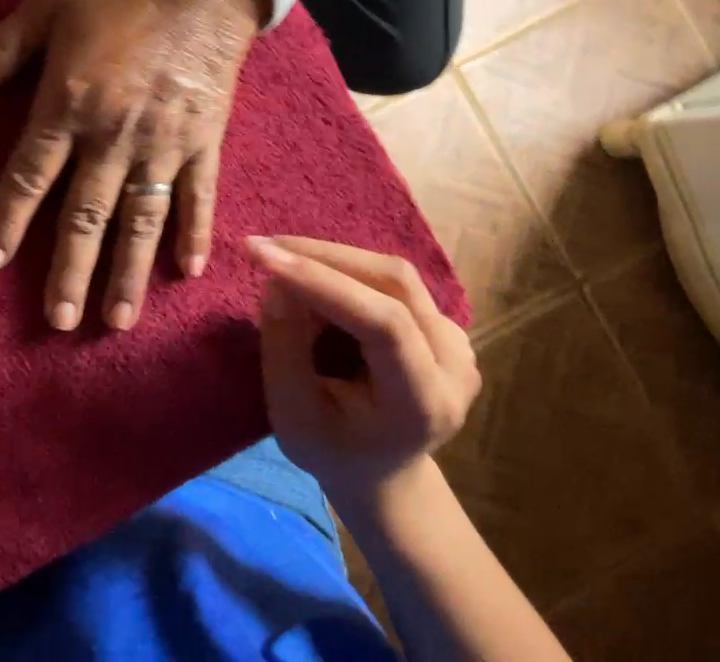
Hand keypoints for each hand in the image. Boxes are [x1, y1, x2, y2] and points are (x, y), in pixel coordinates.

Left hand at [0, 0, 268, 331]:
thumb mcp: (45, 3)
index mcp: (69, 103)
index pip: (29, 177)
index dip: (6, 222)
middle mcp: (115, 136)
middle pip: (85, 216)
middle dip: (68, 272)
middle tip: (55, 323)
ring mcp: (165, 143)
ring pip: (140, 222)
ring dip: (126, 274)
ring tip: (114, 322)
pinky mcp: (206, 139)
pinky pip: (198, 196)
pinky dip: (193, 234)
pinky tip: (188, 273)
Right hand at [245, 235, 480, 501]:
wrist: (379, 470)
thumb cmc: (330, 451)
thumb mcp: (291, 414)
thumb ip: (285, 349)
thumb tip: (277, 282)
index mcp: (424, 403)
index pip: (384, 324)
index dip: (322, 282)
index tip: (262, 256)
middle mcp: (456, 365)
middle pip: (393, 283)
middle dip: (321, 258)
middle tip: (262, 248)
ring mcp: (457, 340)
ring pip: (392, 274)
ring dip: (329, 261)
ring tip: (279, 266)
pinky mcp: (443, 323)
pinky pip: (390, 282)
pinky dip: (343, 273)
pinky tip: (311, 284)